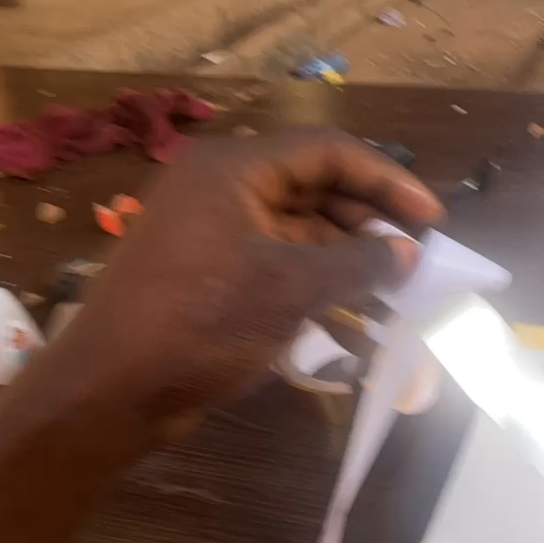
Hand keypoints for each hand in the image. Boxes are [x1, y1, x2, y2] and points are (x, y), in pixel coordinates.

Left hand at [34, 128, 444, 438]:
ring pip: (298, 225)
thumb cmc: (201, 324)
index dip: (387, 180)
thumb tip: (407, 252)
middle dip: (368, 218)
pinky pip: (277, 258)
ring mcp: (213, 229)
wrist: (113, 391)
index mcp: (233, 168)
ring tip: (391, 284)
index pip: (328, 151)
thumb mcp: (290, 288)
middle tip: (413, 254)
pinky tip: (350, 304)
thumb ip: (356, 262)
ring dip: (346, 252)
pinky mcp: (210, 269)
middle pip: (314, 185)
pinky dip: (316, 276)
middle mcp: (221, 186)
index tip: (430, 217)